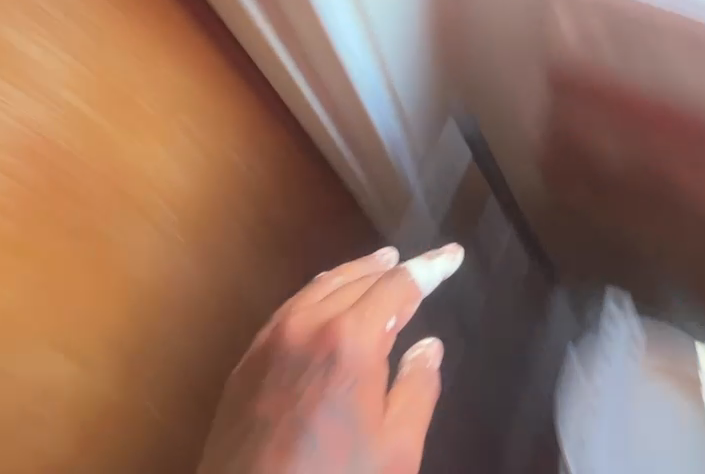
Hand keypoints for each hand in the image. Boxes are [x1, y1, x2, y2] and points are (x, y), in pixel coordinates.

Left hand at [197, 243, 465, 473]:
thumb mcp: (395, 450)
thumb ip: (417, 390)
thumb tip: (428, 347)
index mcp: (351, 339)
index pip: (399, 286)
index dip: (430, 268)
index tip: (453, 255)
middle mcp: (310, 322)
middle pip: (361, 278)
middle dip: (394, 269)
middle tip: (421, 266)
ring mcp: (274, 336)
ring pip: (324, 285)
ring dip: (358, 273)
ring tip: (382, 265)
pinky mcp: (250, 356)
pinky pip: (295, 305)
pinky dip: (323, 291)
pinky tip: (332, 299)